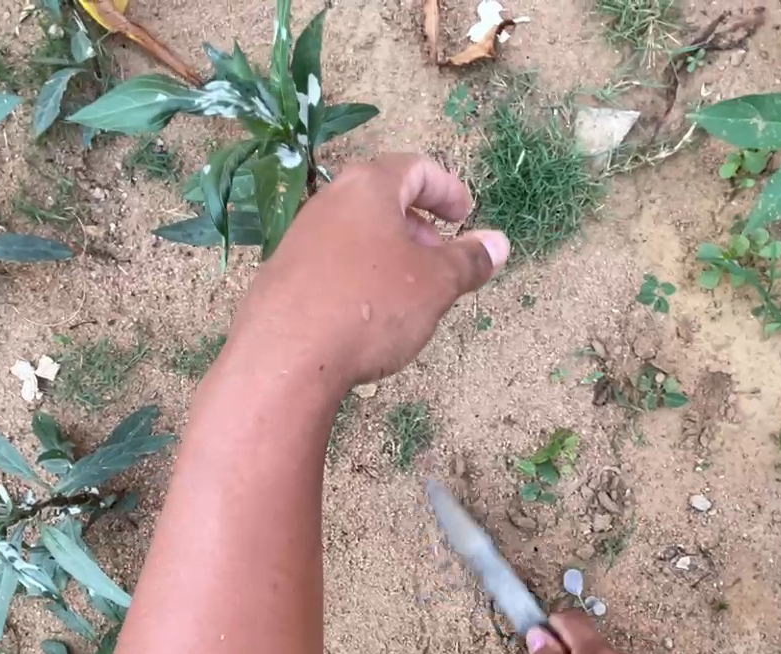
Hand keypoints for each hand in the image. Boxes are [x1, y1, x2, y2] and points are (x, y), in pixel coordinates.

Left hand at [226, 154, 508, 387]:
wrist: (286, 357)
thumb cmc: (372, 307)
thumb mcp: (435, 285)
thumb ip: (469, 261)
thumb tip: (499, 244)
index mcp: (368, 188)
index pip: (416, 168)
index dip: (448, 190)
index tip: (465, 216)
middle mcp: (327, 204)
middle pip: (381, 202)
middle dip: (417, 228)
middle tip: (439, 260)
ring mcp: (298, 242)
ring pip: (354, 237)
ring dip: (386, 258)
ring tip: (405, 296)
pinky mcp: (280, 280)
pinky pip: (330, 269)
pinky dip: (357, 281)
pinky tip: (364, 320)